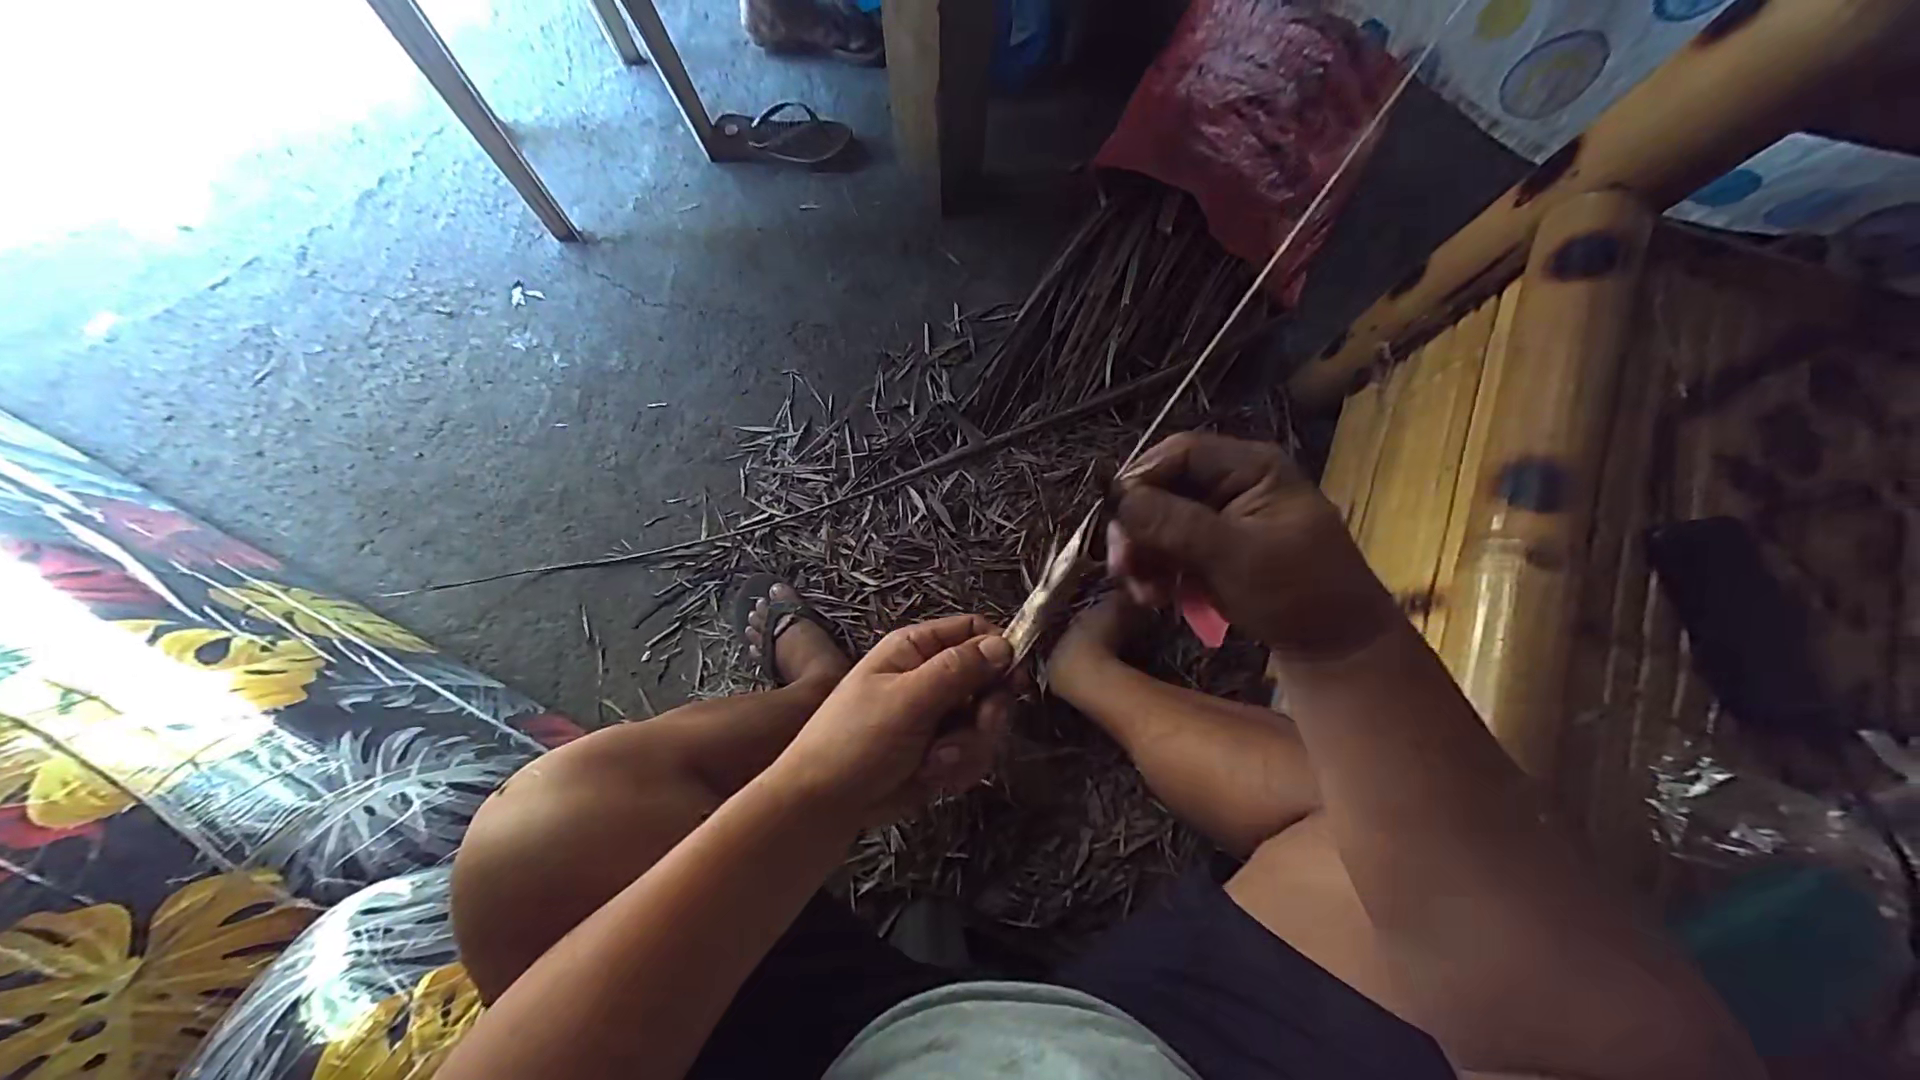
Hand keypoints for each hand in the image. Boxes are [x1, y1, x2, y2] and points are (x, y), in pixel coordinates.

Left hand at [768, 615, 1016, 826]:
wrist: (823, 804)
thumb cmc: (856, 740)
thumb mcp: (907, 699)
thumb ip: (958, 670)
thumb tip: (1004, 644)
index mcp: (917, 650)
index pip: (974, 632)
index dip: (1000, 651)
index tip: (1015, 682)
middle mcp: (931, 678)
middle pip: (990, 682)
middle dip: (986, 714)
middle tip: (974, 729)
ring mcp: (937, 717)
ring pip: (985, 724)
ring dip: (968, 748)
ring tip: (932, 764)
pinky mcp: (940, 753)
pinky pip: (973, 754)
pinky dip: (958, 770)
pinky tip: (930, 778)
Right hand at [1108, 432, 1397, 659]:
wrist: (1333, 647)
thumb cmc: (1297, 593)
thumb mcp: (1236, 555)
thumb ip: (1176, 524)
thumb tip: (1119, 499)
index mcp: (1251, 468)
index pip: (1181, 453)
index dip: (1141, 478)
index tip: (1113, 516)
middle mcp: (1232, 484)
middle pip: (1162, 488)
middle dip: (1137, 528)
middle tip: (1120, 566)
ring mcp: (1219, 517)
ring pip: (1157, 522)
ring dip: (1141, 556)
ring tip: (1142, 593)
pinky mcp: (1210, 548)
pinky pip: (1166, 548)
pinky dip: (1154, 571)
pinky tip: (1154, 597)